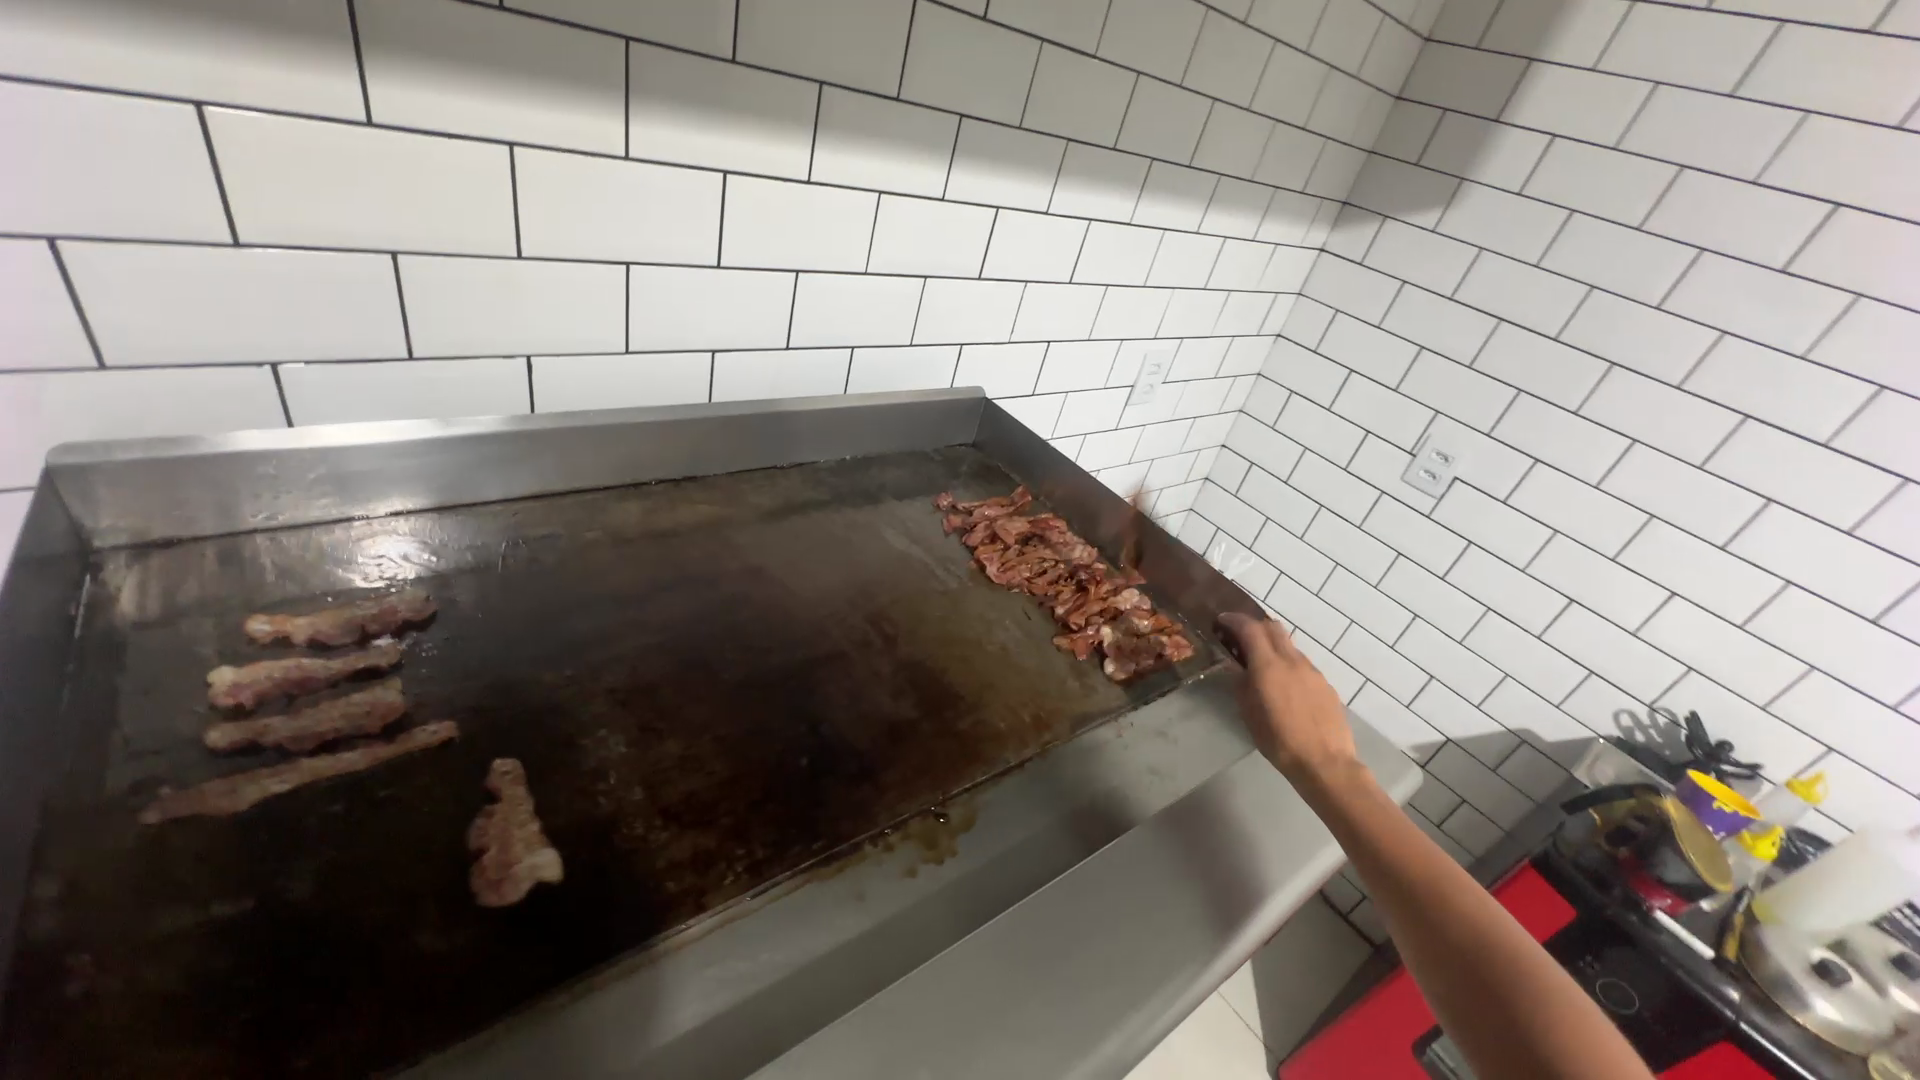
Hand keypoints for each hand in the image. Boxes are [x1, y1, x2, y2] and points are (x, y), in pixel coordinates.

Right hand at [1218, 613, 1361, 782]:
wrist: (1325, 762)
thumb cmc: (1279, 740)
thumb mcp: (1249, 713)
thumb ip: (1241, 684)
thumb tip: (1237, 668)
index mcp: (1269, 666)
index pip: (1250, 628)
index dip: (1234, 620)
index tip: (1222, 621)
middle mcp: (1292, 661)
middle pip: (1274, 627)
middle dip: (1255, 626)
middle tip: (1240, 638)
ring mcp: (1312, 671)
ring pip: (1289, 646)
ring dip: (1273, 646)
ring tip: (1262, 666)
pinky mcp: (1325, 684)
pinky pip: (1302, 664)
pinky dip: (1288, 664)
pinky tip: (1284, 687)